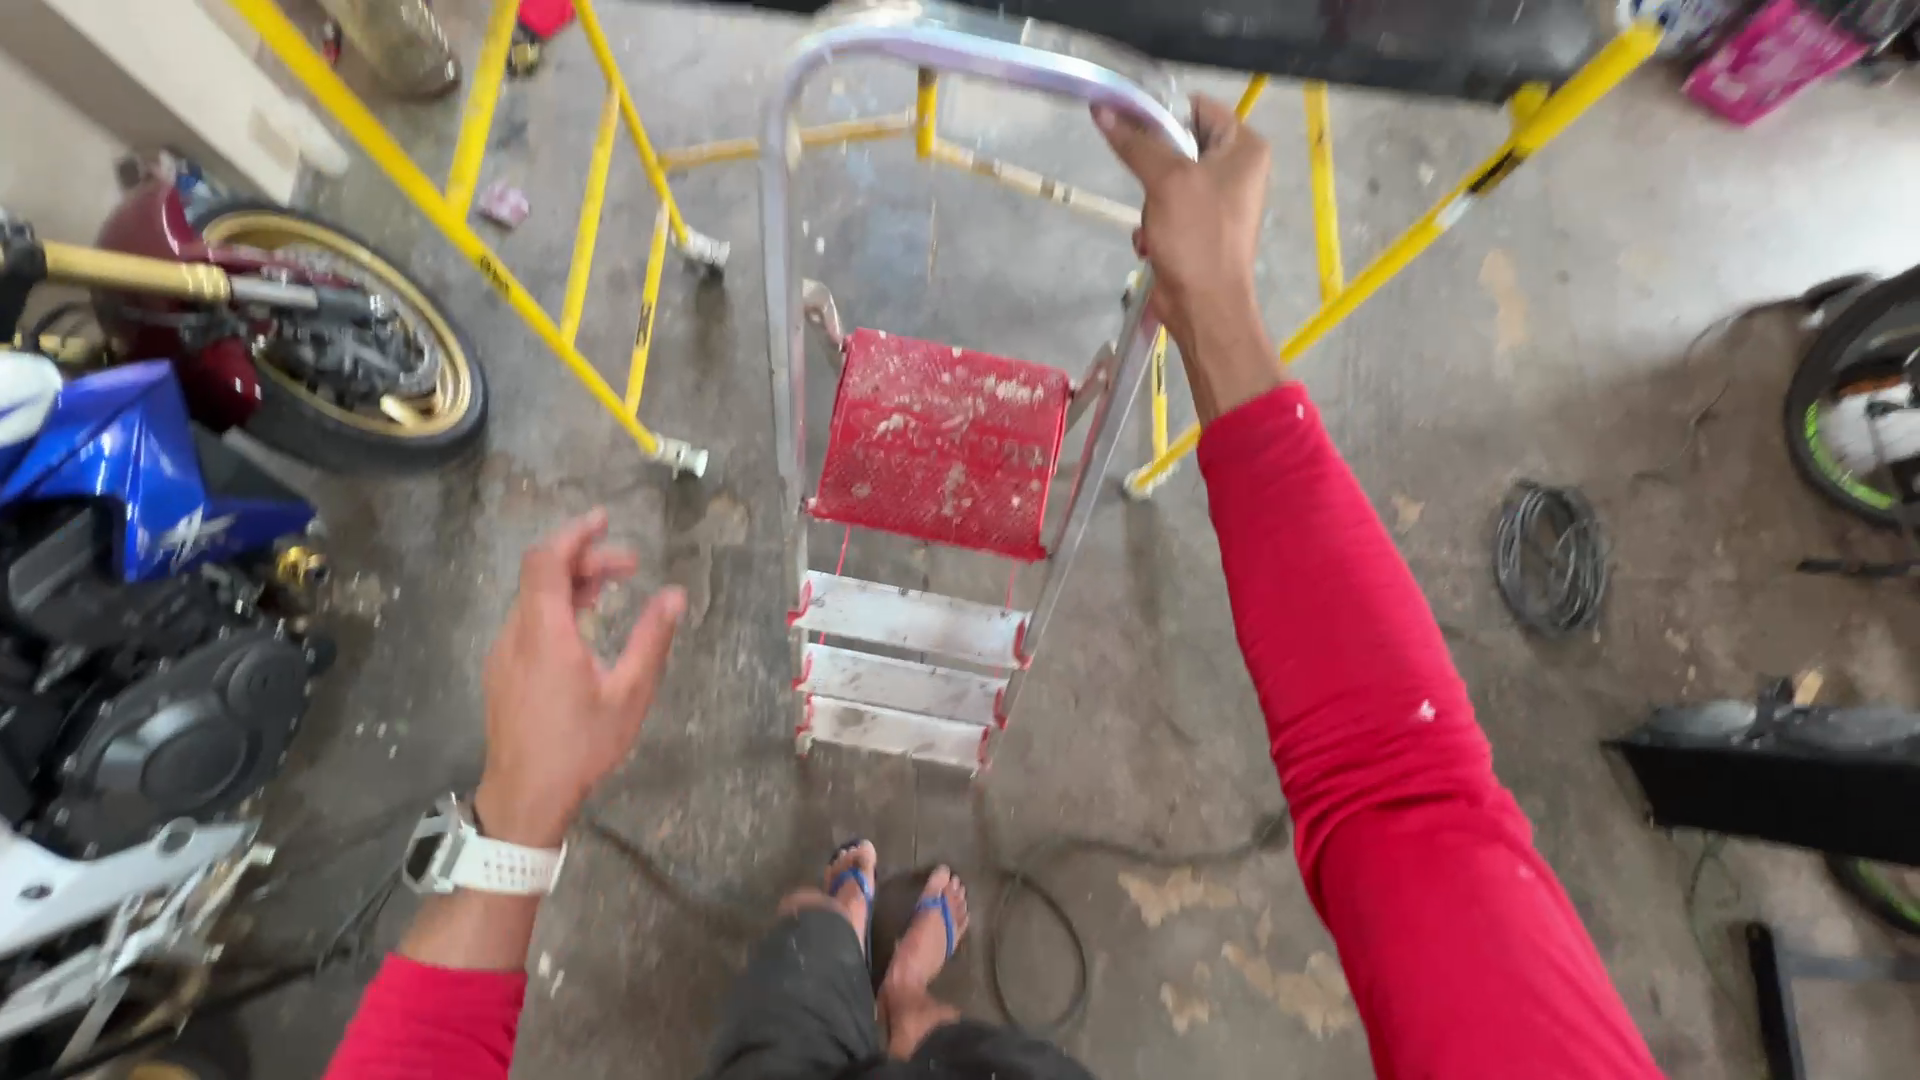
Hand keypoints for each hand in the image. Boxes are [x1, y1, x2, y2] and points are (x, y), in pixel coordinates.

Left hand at [474, 508, 685, 847]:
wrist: (526, 796)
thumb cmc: (582, 744)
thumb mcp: (630, 692)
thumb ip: (651, 638)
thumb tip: (674, 595)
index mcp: (545, 633)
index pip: (546, 562)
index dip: (573, 534)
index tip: (604, 520)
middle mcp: (516, 635)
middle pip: (542, 576)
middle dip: (586, 560)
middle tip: (632, 565)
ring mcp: (504, 654)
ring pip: (534, 598)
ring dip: (574, 583)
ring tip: (614, 588)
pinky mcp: (503, 671)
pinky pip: (529, 620)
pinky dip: (559, 606)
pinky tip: (586, 623)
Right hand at [1096, 95, 1279, 421]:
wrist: (1204, 308)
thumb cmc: (1197, 239)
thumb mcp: (1167, 182)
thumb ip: (1136, 143)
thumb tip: (1103, 109)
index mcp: (1243, 147)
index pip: (1197, 108)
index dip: (1162, 115)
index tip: (1129, 128)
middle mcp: (1234, 170)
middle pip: (1176, 148)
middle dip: (1152, 173)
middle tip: (1152, 193)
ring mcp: (1215, 204)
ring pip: (1163, 184)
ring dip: (1149, 208)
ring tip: (1155, 230)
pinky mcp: (1196, 232)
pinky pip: (1162, 214)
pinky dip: (1152, 229)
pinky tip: (1153, 248)